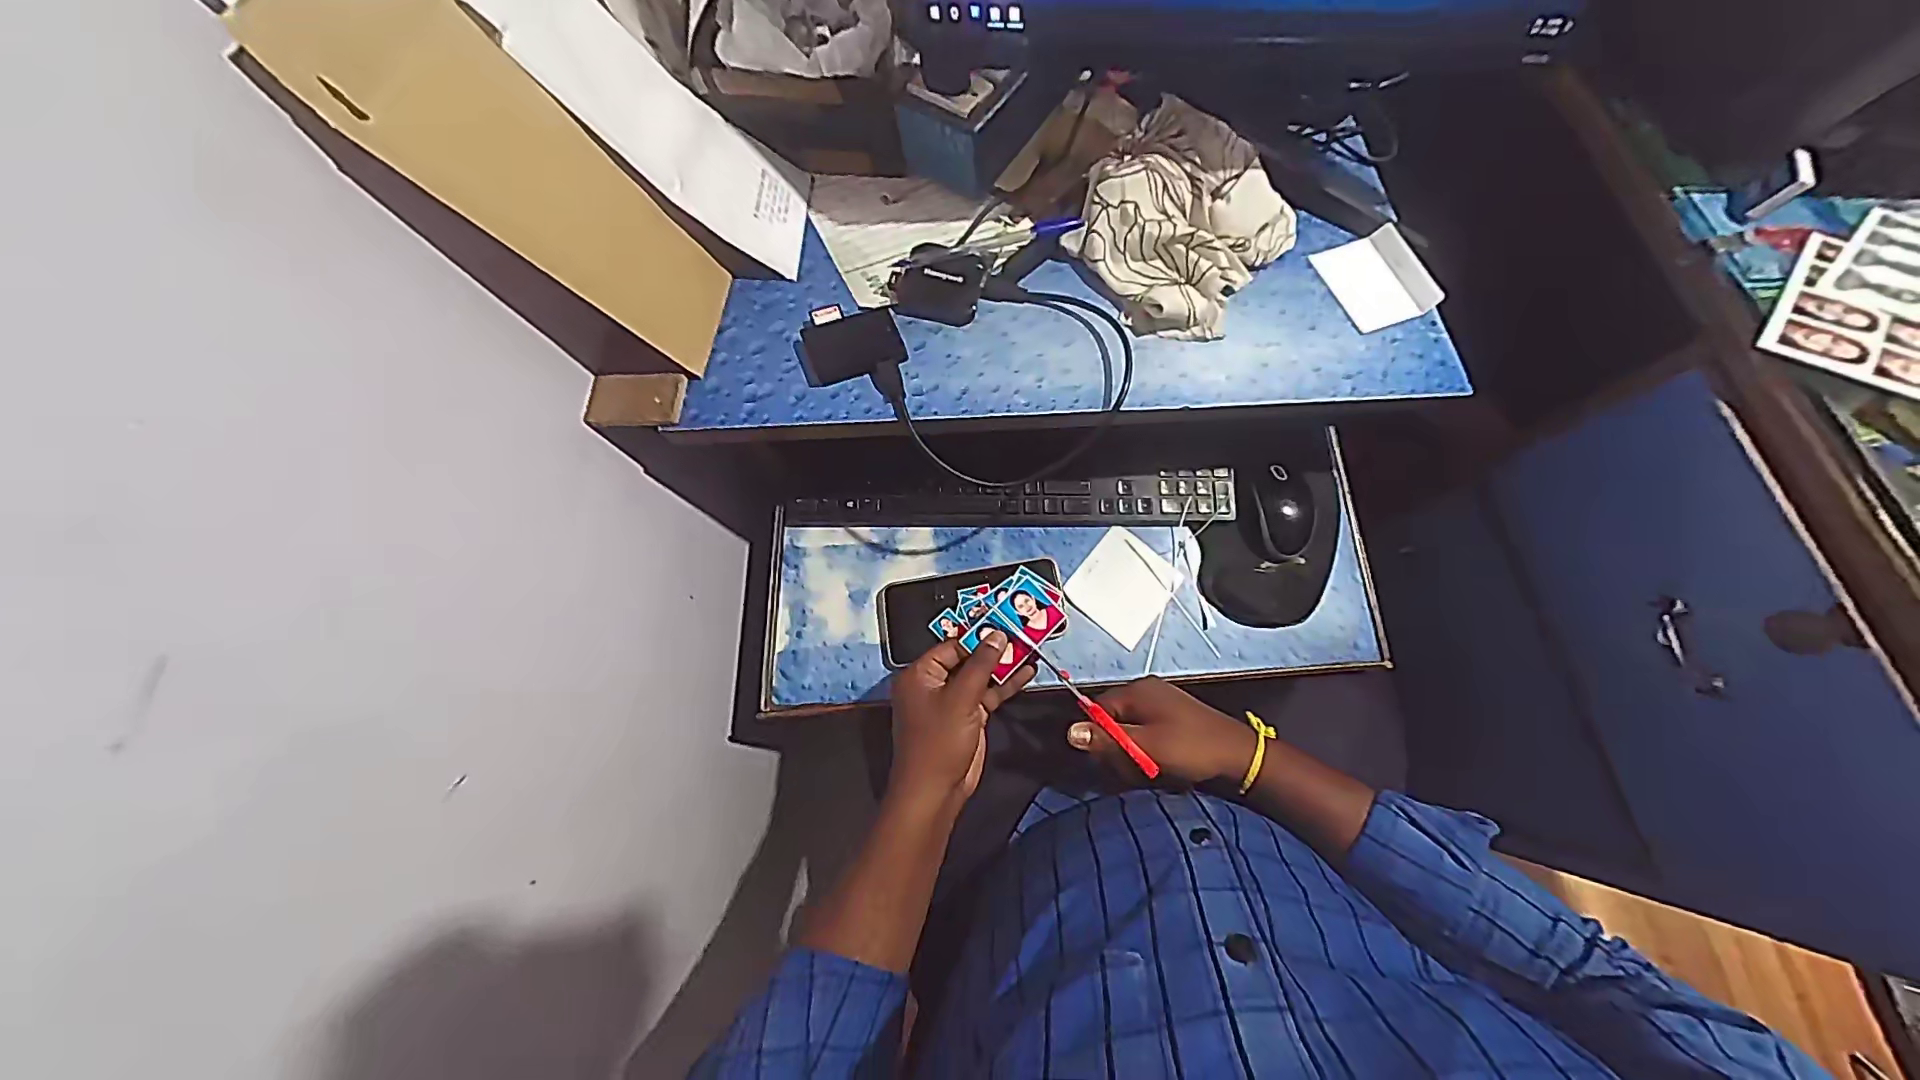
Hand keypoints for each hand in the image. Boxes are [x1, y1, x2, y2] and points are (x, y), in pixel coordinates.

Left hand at [888, 631, 1033, 809]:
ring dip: (1002, 666)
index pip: (952, 645)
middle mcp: (933, 684)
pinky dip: (1003, 685)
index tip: (1004, 623)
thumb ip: (981, 664)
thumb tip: (996, 636)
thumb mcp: (961, 698)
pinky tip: (1024, 673)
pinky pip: (986, 694)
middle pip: (967, 659)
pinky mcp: (967, 716)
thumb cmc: (938, 742)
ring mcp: (951, 701)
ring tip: (1029, 648)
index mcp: (920, 674)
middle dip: (994, 649)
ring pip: (980, 676)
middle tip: (1021, 633)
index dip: (978, 635)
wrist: (935, 791)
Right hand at [1068, 677, 1255, 786]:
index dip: (1100, 738)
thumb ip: (1107, 739)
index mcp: (1137, 691)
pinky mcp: (1175, 717)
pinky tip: (1166, 766)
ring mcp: (1163, 702)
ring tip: (1157, 770)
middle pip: (1113, 720)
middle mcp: (1147, 690)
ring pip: (1131, 730)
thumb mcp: (1145, 747)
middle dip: (1121, 748)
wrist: (1241, 757)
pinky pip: (1149, 733)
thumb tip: (1071, 731)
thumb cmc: (1192, 749)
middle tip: (1139, 769)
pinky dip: (1152, 751)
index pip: (1096, 711)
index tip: (1112, 762)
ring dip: (1138, 754)